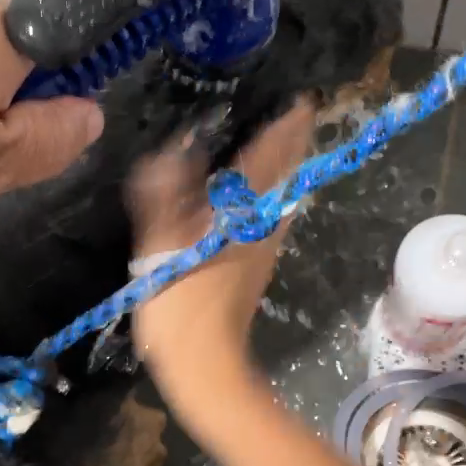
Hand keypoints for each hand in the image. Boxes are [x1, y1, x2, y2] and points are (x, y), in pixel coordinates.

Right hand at [127, 102, 315, 385]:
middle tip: (294, 108)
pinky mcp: (254, 263)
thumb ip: (163, 195)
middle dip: (292, 140)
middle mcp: (263, 225)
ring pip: (279, 194)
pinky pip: (266, 211)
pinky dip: (266, 188)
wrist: (206, 368)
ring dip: (283, 163)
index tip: (302, 97)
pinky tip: (251, 187)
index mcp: (243, 215)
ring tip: (278, 135)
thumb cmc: (182, 306)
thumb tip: (173, 146)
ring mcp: (263, 246)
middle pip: (284, 173)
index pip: (271, 158)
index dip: (287, 126)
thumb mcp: (163, 246)